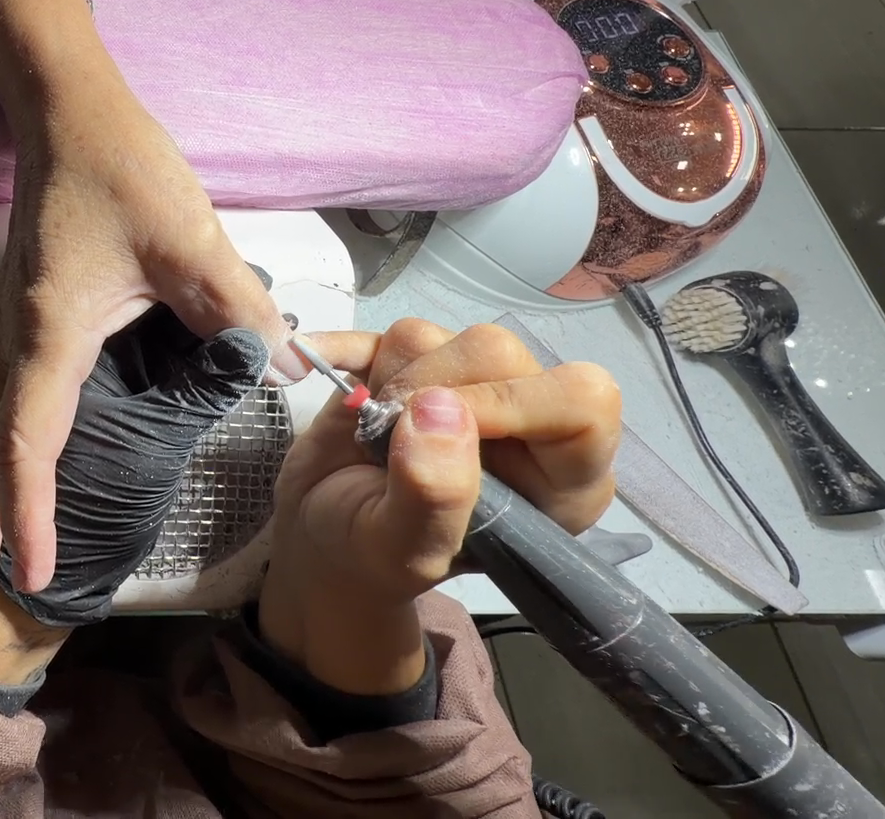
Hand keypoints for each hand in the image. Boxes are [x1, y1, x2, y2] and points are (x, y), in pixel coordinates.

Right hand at [0, 85, 293, 591]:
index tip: (35, 572)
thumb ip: (236, 306)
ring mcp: (7, 324)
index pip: (29, 440)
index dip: (31, 511)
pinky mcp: (16, 312)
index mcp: (51, 333)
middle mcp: (15, 338)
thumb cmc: (119, 168)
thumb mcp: (187, 237)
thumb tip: (288, 368)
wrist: (67, 116)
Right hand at [260, 321, 619, 693]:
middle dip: (423, 387)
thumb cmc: (370, 555)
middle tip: (384, 435)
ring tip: (365, 428)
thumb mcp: (401, 549)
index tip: (434, 430)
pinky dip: (335, 346)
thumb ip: (432, 494)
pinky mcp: (401, 364)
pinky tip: (306, 371)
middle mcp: (520, 419)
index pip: (578, 401)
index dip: (506, 402)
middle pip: (495, 350)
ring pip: (432, 336)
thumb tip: (438, 408)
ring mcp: (457, 384)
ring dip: (384, 378)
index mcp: (557, 478)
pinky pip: (374, 329)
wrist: (318, 537)